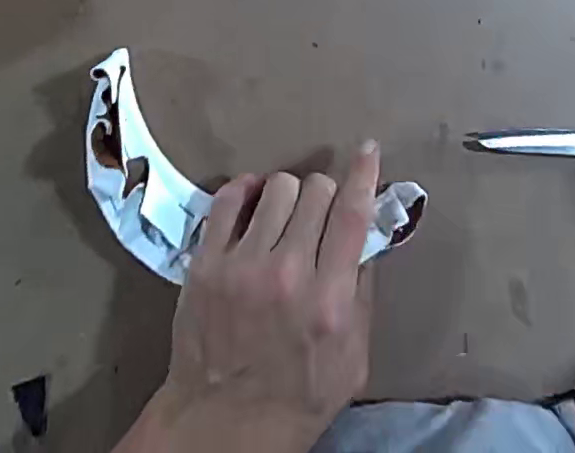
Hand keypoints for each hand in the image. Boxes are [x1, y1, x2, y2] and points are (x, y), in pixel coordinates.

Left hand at [118, 142, 381, 452]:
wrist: (219, 430)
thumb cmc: (297, 395)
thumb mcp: (354, 356)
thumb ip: (364, 291)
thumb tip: (368, 235)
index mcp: (329, 298)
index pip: (353, 213)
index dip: (365, 173)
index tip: (368, 149)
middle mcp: (288, 274)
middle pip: (317, 190)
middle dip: (327, 192)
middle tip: (322, 212)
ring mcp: (242, 267)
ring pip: (278, 187)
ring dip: (291, 193)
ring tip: (287, 214)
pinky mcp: (206, 265)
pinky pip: (229, 200)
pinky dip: (247, 190)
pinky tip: (255, 201)